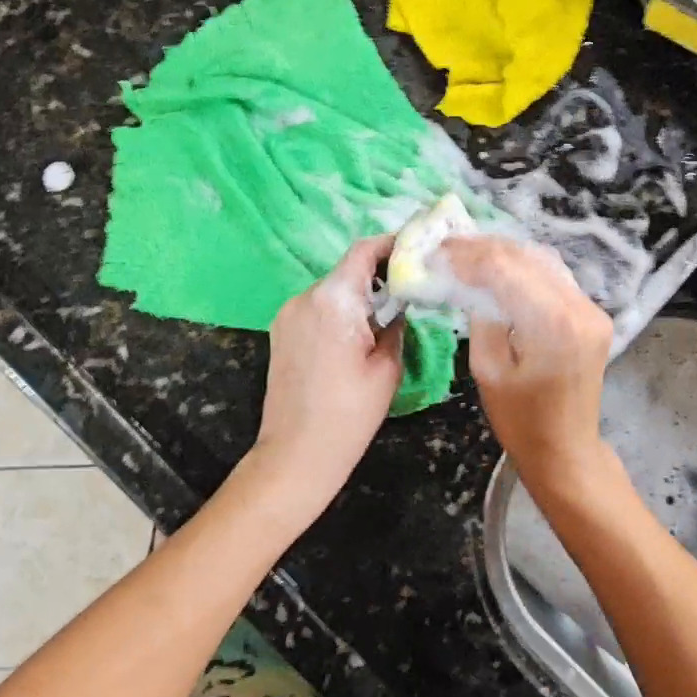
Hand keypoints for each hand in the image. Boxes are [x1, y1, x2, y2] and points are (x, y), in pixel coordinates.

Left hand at [247, 236, 404, 516]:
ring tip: (384, 320)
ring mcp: (287, 314)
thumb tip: (397, 302)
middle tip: (409, 291)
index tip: (416, 249)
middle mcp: (305, 298)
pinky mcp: (280, 331)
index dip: (390, 244)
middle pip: (346, 272)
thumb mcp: (386, 367)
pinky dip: (338, 313)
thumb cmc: (349, 414)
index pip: (363, 251)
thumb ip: (394, 323)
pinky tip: (354, 338)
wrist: (296, 453)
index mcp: (332, 300)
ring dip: (357, 297)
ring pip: (331, 291)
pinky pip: (316, 309)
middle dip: (378, 277)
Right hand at [441, 236, 613, 489]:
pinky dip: (522, 266)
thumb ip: (481, 315)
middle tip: (445, 248)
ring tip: (466, 253)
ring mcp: (592, 308)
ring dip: (502, 253)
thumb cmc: (520, 419)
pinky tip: (496, 267)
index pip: (505, 268)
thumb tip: (467, 280)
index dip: (467, 256)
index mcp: (553, 324)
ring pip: (542, 260)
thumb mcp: (487, 367)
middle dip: (482, 248)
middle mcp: (581, 307)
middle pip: (526, 257)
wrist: (565, 448)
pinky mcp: (591, 313)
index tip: (436, 253)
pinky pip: (553, 276)